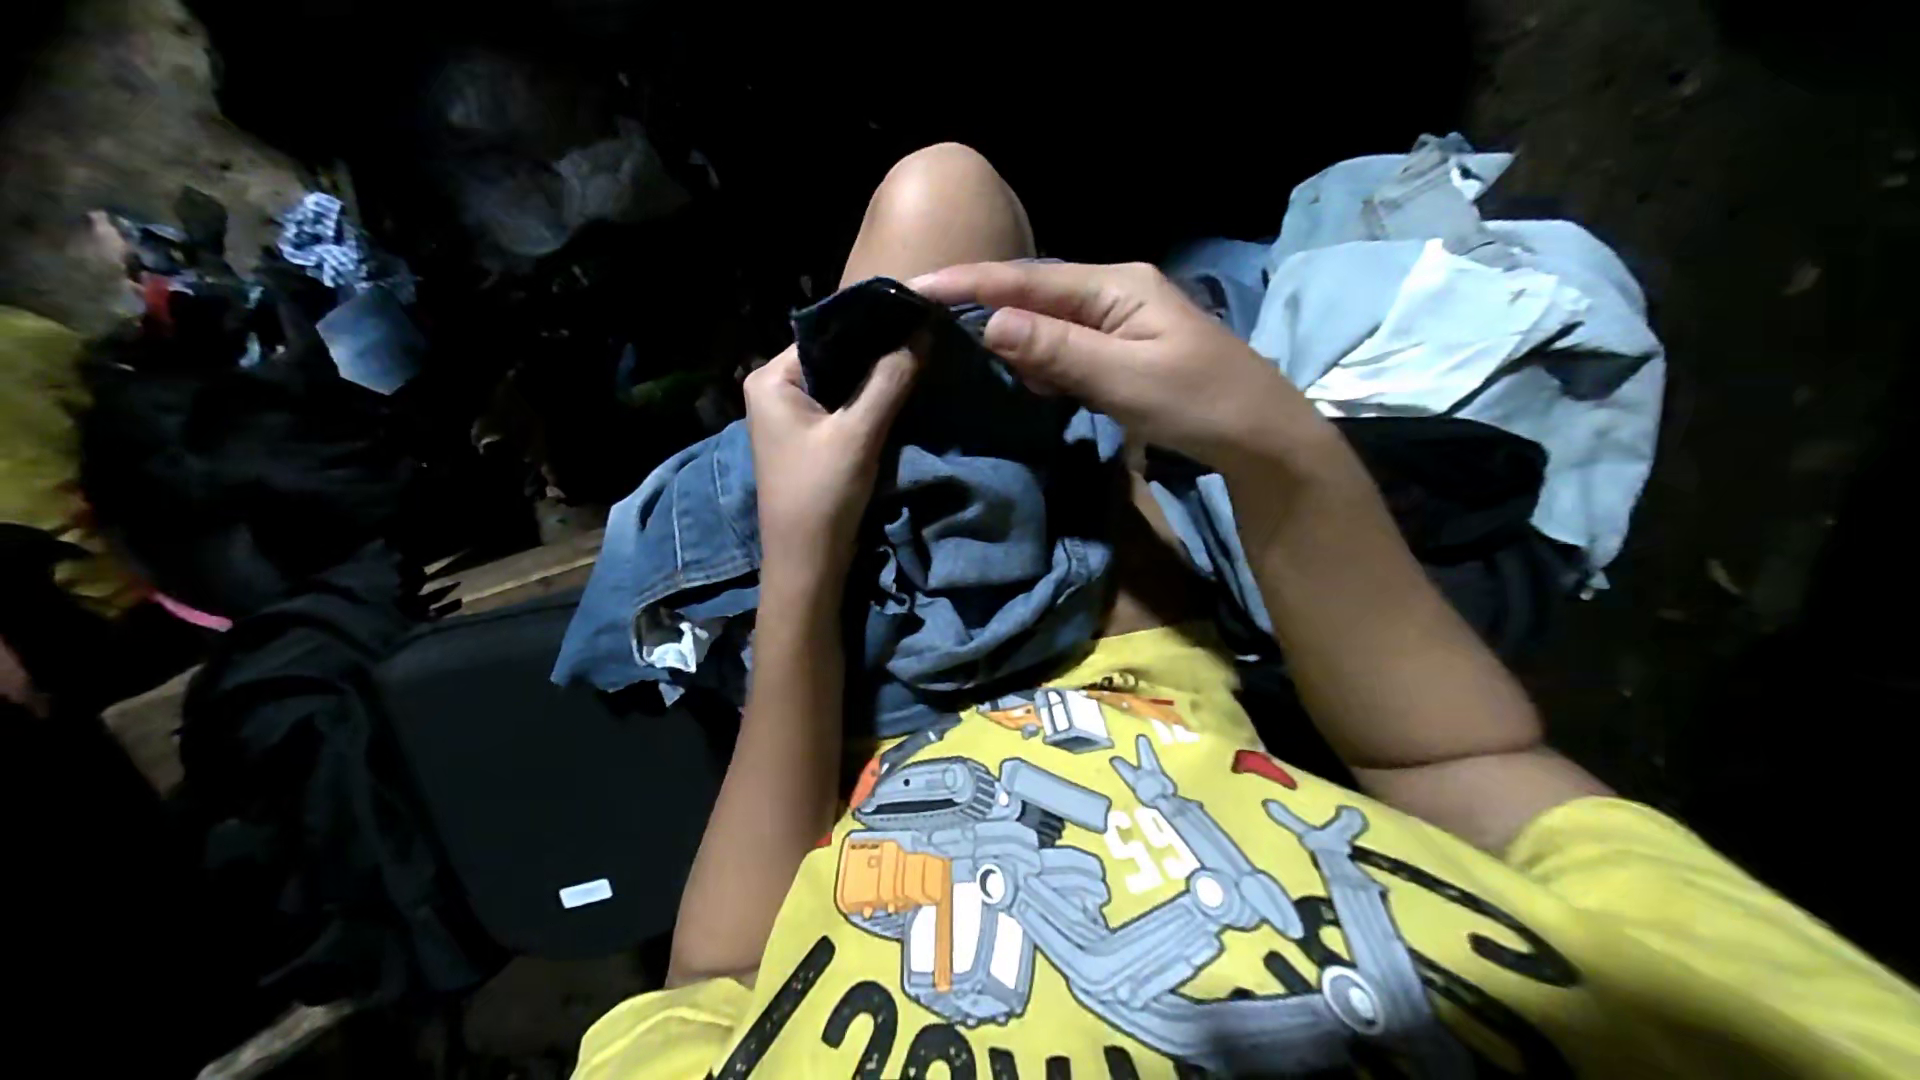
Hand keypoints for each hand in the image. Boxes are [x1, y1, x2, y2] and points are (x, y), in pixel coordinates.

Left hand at [744, 344, 918, 584]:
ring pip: (842, 381)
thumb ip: (890, 380)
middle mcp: (775, 389)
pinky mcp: (810, 437)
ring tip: (920, 357)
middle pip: (834, 355)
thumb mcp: (859, 433)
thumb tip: (923, 330)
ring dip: (877, 377)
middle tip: (924, 336)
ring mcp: (791, 415)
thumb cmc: (823, 494)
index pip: (826, 331)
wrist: (808, 561)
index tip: (915, 315)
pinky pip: (843, 405)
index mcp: (771, 378)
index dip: (871, 324)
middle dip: (877, 351)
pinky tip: (902, 391)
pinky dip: (870, 400)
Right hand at [912, 261, 1332, 470]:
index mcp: (1115, 286)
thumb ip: (1057, 349)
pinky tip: (1024, 376)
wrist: (1259, 437)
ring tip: (962, 347)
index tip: (916, 287)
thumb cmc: (1198, 402)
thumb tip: (991, 322)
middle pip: (1034, 293)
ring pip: (1048, 323)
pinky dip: (1040, 362)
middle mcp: (1114, 293)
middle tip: (927, 317)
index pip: (1028, 279)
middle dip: (982, 303)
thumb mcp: (1124, 377)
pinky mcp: (1121, 352)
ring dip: (1010, 336)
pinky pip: (1066, 349)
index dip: (970, 283)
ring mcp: (1119, 323)